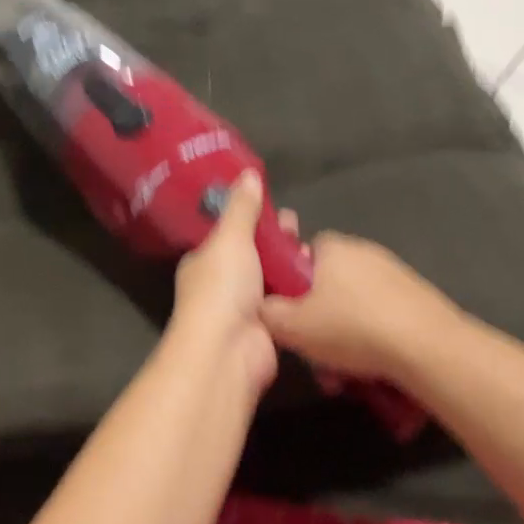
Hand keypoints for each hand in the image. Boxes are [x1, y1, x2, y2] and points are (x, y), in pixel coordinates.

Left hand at [169, 171, 294, 392]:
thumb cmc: (222, 289)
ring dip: (290, 267)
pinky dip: (299, 293)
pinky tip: (319, 280)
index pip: (227, 234)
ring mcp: (243, 309)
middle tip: (300, 227)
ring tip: (315, 250)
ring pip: (271, 280)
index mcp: (203, 261)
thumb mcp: (230, 238)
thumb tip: (248, 173)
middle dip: (275, 242)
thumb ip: (242, 208)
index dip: (250, 219)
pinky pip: (285, 304)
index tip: (276, 207)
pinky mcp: (266, 330)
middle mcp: (220, 284)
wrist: (228, 350)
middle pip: (252, 256)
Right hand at [258, 233, 458, 382]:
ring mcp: (394, 277)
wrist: (425, 346)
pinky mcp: (416, 302)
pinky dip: (369, 347)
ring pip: (353, 313)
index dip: (290, 283)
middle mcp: (364, 254)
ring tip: (340, 380)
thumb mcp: (291, 325)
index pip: (302, 253)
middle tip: (313, 359)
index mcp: (333, 248)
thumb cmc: (350, 328)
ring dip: (341, 346)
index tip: (287, 314)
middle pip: (327, 290)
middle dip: (317, 328)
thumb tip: (262, 308)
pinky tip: (367, 376)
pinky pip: (379, 323)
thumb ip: (267, 313)